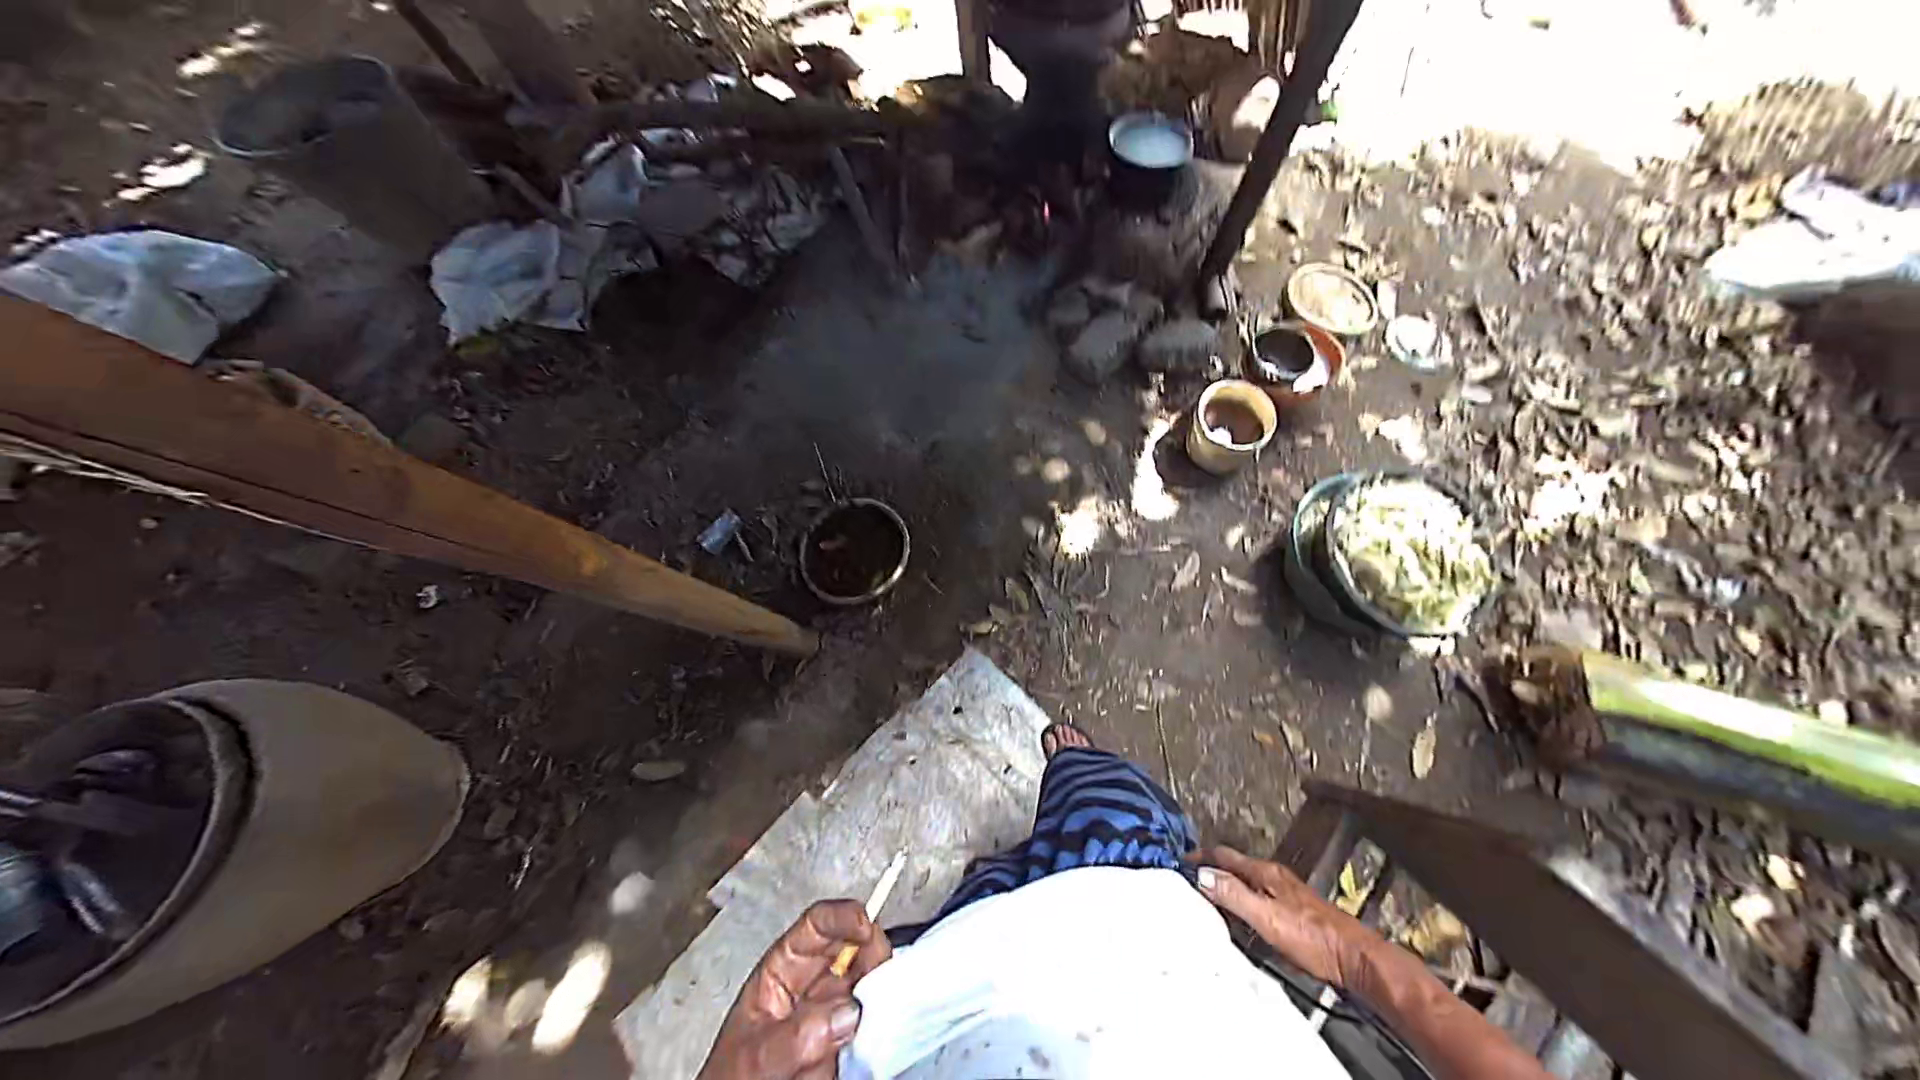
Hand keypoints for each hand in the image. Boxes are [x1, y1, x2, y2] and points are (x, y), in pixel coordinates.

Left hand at [698, 900, 893, 1079]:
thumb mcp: (752, 1060)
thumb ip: (795, 1037)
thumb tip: (847, 1012)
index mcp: (783, 970)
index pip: (816, 925)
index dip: (842, 916)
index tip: (864, 924)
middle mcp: (814, 984)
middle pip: (853, 945)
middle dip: (872, 950)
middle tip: (879, 973)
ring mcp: (835, 1012)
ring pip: (871, 980)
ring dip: (881, 988)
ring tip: (878, 1009)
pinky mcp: (851, 1042)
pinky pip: (878, 1021)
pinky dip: (886, 1022)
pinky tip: (880, 1033)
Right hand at [1192, 845, 1375, 990]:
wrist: (1356, 960)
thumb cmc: (1313, 939)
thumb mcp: (1267, 918)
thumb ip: (1234, 895)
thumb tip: (1202, 875)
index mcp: (1264, 873)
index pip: (1224, 855)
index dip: (1200, 857)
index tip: (1181, 862)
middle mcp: (1274, 876)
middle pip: (1234, 865)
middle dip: (1210, 869)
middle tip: (1190, 880)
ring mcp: (1285, 892)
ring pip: (1245, 880)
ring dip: (1225, 884)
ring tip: (1207, 898)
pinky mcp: (1293, 909)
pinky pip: (1256, 895)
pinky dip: (1240, 899)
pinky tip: (1239, 916)